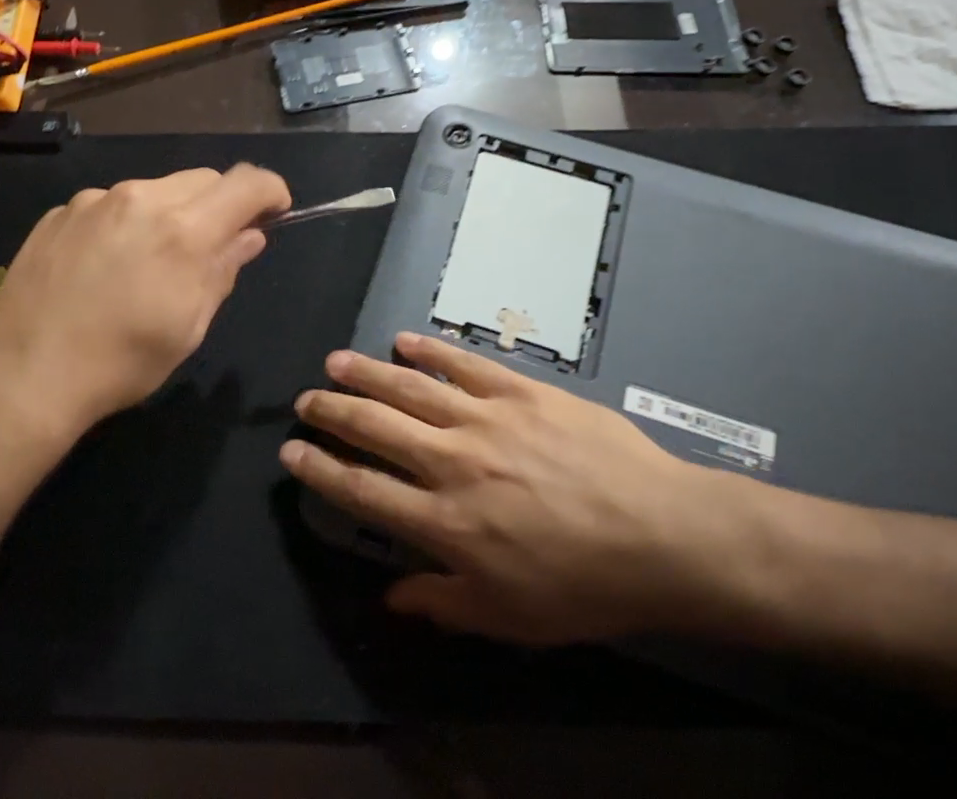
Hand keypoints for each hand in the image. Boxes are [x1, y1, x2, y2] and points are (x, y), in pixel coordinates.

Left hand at [0, 165, 290, 488]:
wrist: (25, 374)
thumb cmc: (121, 363)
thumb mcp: (188, 328)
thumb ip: (223, 271)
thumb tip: (248, 236)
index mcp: (183, 230)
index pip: (246, 183)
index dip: (271, 192)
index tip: (275, 213)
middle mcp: (139, 199)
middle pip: (202, 179)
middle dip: (221, 205)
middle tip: (215, 247)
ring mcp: (93, 201)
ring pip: (155, 189)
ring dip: (172, 213)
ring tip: (152, 264)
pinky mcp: (60, 212)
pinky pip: (111, 203)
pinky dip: (127, 223)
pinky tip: (107, 267)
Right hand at [283, 332, 748, 644]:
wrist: (665, 538)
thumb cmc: (584, 587)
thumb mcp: (508, 617)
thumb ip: (442, 603)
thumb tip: (392, 598)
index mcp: (443, 522)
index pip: (360, 489)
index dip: (318, 469)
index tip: (291, 452)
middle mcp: (452, 463)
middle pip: (374, 428)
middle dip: (332, 412)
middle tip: (305, 401)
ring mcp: (487, 421)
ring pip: (410, 388)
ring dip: (367, 373)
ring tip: (336, 362)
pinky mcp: (524, 393)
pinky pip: (466, 365)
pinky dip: (431, 350)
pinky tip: (405, 339)